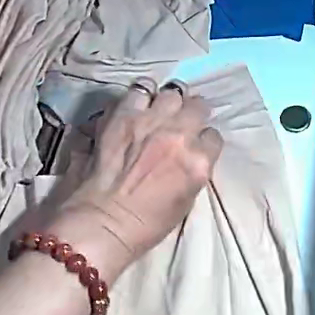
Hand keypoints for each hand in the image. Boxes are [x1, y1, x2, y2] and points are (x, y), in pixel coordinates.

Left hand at [44, 81, 222, 281]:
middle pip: (197, 106)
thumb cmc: (146, 224)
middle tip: (183, 121)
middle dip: (193, 113)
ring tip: (161, 108)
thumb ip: (193, 169)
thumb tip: (189, 152)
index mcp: (197, 161)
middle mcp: (178, 134)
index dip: (203, 140)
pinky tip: (138, 105)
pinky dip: (141, 96)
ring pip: (171, 92)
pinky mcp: (122, 114)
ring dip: (169, 101)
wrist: (101, 223)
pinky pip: (140, 90)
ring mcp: (149, 121)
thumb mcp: (186, 201)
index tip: (196, 145)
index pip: (213, 136)